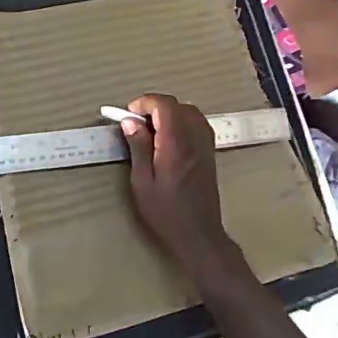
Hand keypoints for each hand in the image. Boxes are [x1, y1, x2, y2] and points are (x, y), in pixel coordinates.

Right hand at [121, 94, 236, 275]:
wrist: (198, 235)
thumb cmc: (165, 212)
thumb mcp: (142, 182)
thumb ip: (138, 148)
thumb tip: (130, 122)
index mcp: (176, 144)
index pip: (165, 106)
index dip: (145, 103)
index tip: (128, 113)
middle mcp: (195, 140)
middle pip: (179, 106)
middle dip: (156, 107)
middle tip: (136, 122)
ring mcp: (206, 146)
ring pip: (191, 113)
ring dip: (170, 113)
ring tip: (151, 129)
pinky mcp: (210, 154)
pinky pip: (198, 125)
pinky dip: (181, 122)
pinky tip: (167, 139)